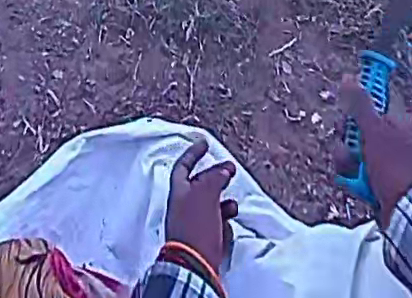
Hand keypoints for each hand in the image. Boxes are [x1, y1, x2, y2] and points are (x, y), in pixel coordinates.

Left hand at [165, 138, 238, 272]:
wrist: (194, 268)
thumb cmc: (195, 226)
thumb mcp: (206, 194)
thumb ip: (214, 178)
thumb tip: (224, 168)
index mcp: (178, 190)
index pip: (184, 164)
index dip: (194, 152)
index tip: (205, 143)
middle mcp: (182, 206)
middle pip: (199, 186)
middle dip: (215, 179)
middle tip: (230, 173)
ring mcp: (191, 226)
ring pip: (210, 208)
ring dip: (223, 205)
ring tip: (233, 205)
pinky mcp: (201, 244)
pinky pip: (214, 229)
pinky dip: (222, 226)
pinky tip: (228, 229)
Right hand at [335, 73, 411, 224]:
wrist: (407, 215)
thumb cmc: (394, 166)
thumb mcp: (374, 129)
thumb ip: (360, 103)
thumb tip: (349, 76)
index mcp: (396, 119)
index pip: (376, 94)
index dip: (361, 92)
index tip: (350, 97)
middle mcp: (389, 135)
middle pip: (357, 119)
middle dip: (346, 131)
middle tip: (349, 137)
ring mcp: (382, 156)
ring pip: (351, 144)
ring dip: (345, 155)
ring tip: (352, 166)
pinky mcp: (374, 176)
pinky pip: (352, 166)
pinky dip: (350, 173)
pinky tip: (355, 181)